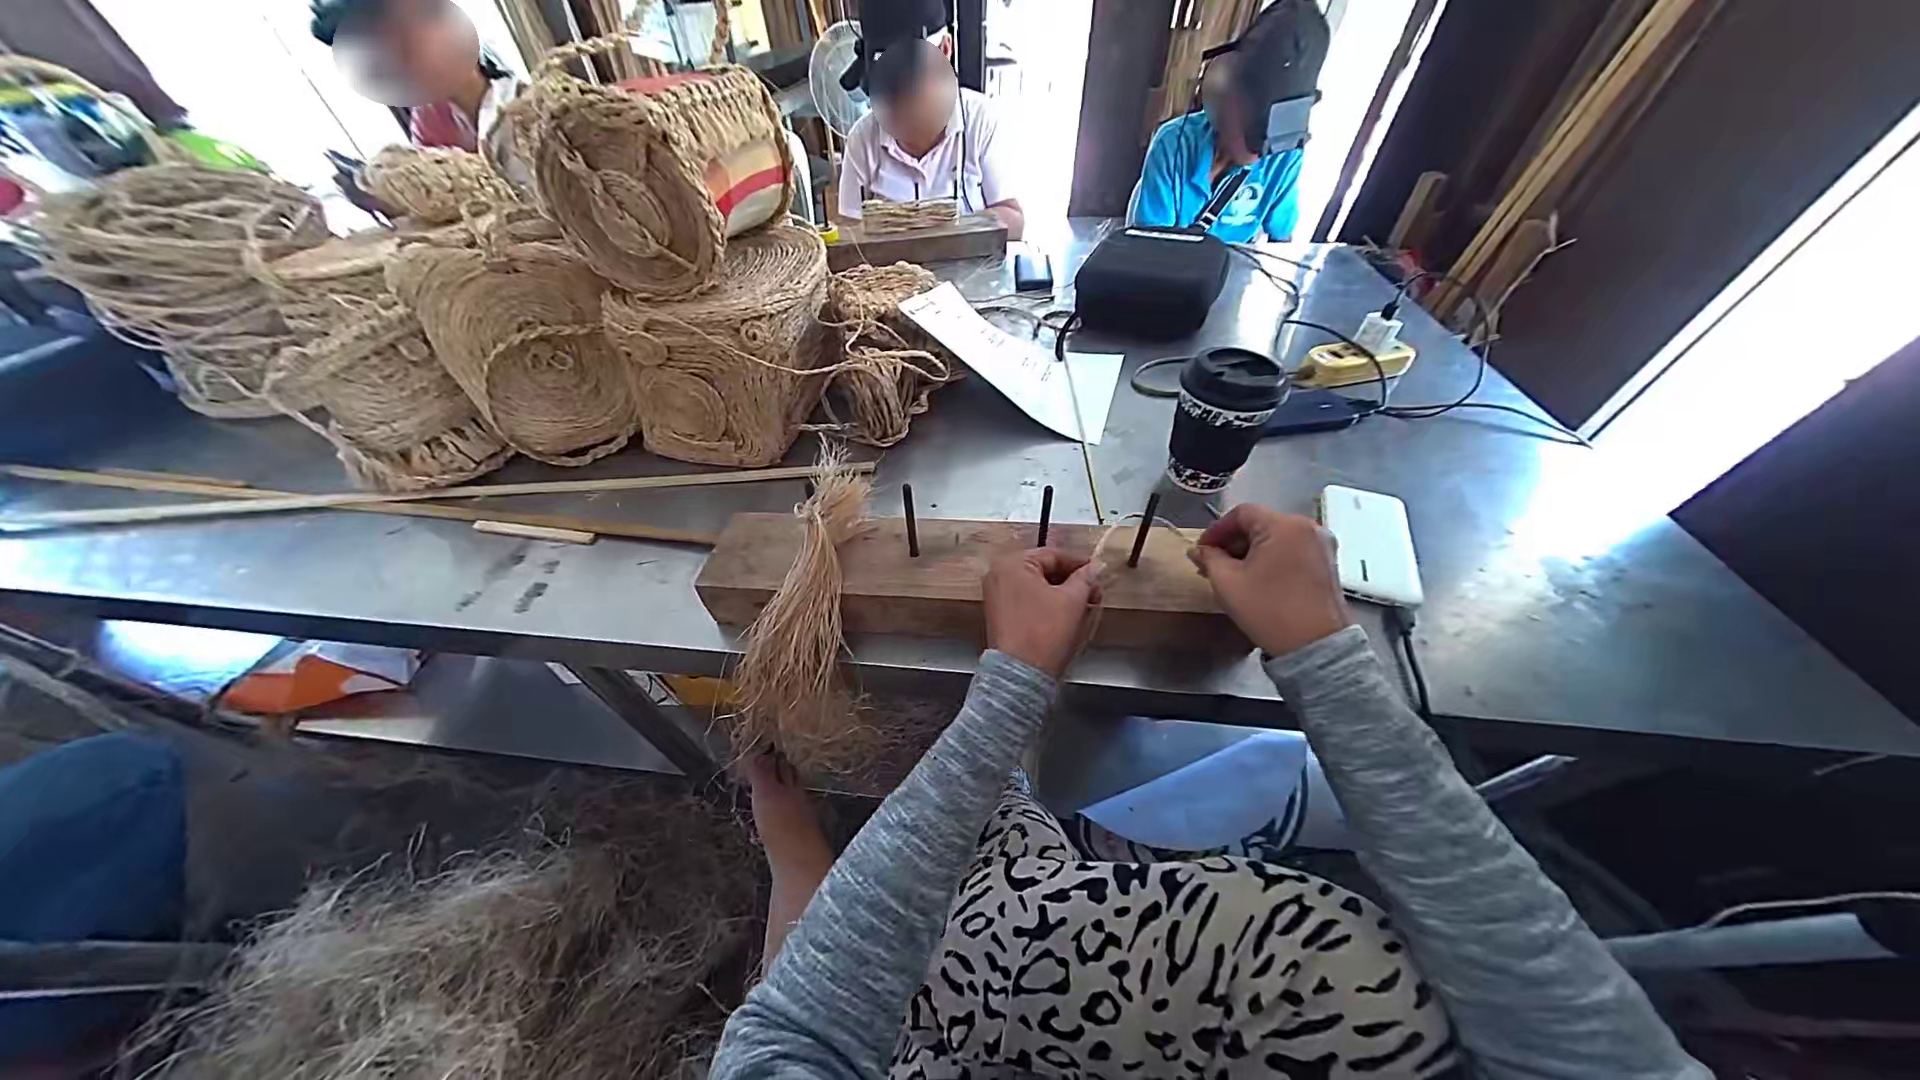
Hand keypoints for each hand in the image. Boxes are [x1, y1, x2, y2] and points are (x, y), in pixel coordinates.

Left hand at [982, 547, 1101, 677]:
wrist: (1021, 674)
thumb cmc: (1045, 631)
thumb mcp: (1072, 600)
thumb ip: (1085, 578)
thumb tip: (1096, 566)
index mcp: (1012, 564)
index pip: (1052, 555)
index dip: (1079, 564)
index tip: (1098, 573)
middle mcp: (998, 574)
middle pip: (1043, 569)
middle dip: (1071, 580)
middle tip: (1094, 592)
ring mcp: (996, 595)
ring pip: (1036, 586)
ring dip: (1062, 593)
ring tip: (1085, 605)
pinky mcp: (999, 614)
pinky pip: (1027, 599)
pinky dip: (1047, 603)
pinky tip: (1066, 614)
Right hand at [1188, 504, 1354, 656]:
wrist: (1315, 645)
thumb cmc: (1268, 609)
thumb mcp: (1227, 582)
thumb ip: (1209, 558)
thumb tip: (1199, 550)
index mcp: (1284, 525)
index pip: (1242, 513)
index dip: (1216, 529)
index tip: (1201, 550)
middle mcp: (1308, 528)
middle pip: (1260, 523)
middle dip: (1232, 541)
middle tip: (1212, 563)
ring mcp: (1322, 545)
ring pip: (1276, 537)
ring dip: (1250, 550)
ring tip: (1232, 573)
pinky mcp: (1328, 563)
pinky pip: (1291, 549)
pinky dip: (1270, 557)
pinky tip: (1255, 577)